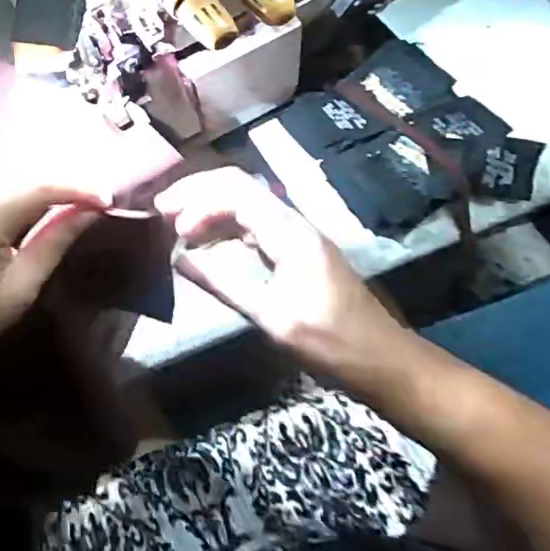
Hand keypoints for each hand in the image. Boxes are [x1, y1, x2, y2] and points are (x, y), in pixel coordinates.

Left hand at [0, 175, 109, 384]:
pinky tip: (45, 200)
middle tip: (100, 194)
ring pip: (10, 173)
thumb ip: (54, 241)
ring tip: (80, 195)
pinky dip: (24, 187)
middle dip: (65, 178)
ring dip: (45, 180)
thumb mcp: (20, 287)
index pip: (40, 185)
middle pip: (25, 171)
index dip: (78, 187)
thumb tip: (89, 210)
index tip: (110, 199)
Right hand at [156, 168, 413, 380]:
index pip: (235, 192)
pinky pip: (252, 222)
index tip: (173, 229)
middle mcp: (293, 222)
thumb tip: (179, 258)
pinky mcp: (295, 249)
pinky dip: (223, 224)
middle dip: (197, 191)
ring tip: (176, 222)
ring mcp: (296, 234)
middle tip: (161, 208)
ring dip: (208, 205)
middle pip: (238, 185)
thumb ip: (225, 284)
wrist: (388, 365)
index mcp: (291, 232)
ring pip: (244, 200)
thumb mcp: (275, 318)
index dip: (198, 202)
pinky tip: (206, 241)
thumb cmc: (334, 345)